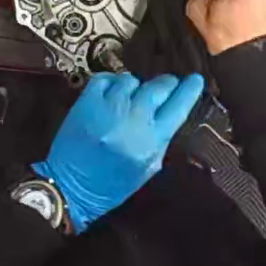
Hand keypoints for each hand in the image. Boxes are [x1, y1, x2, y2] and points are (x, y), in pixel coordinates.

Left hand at [35, 72, 205, 230]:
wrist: (71, 187)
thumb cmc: (113, 184)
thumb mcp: (149, 166)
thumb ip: (162, 137)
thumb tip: (172, 109)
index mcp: (152, 140)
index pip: (179, 105)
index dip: (190, 89)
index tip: (195, 80)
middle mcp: (133, 119)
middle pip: (159, 86)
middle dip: (166, 85)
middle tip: (164, 88)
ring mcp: (108, 108)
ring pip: (131, 79)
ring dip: (135, 86)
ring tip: (130, 98)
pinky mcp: (86, 102)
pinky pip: (105, 78)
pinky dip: (111, 83)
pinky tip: (111, 94)